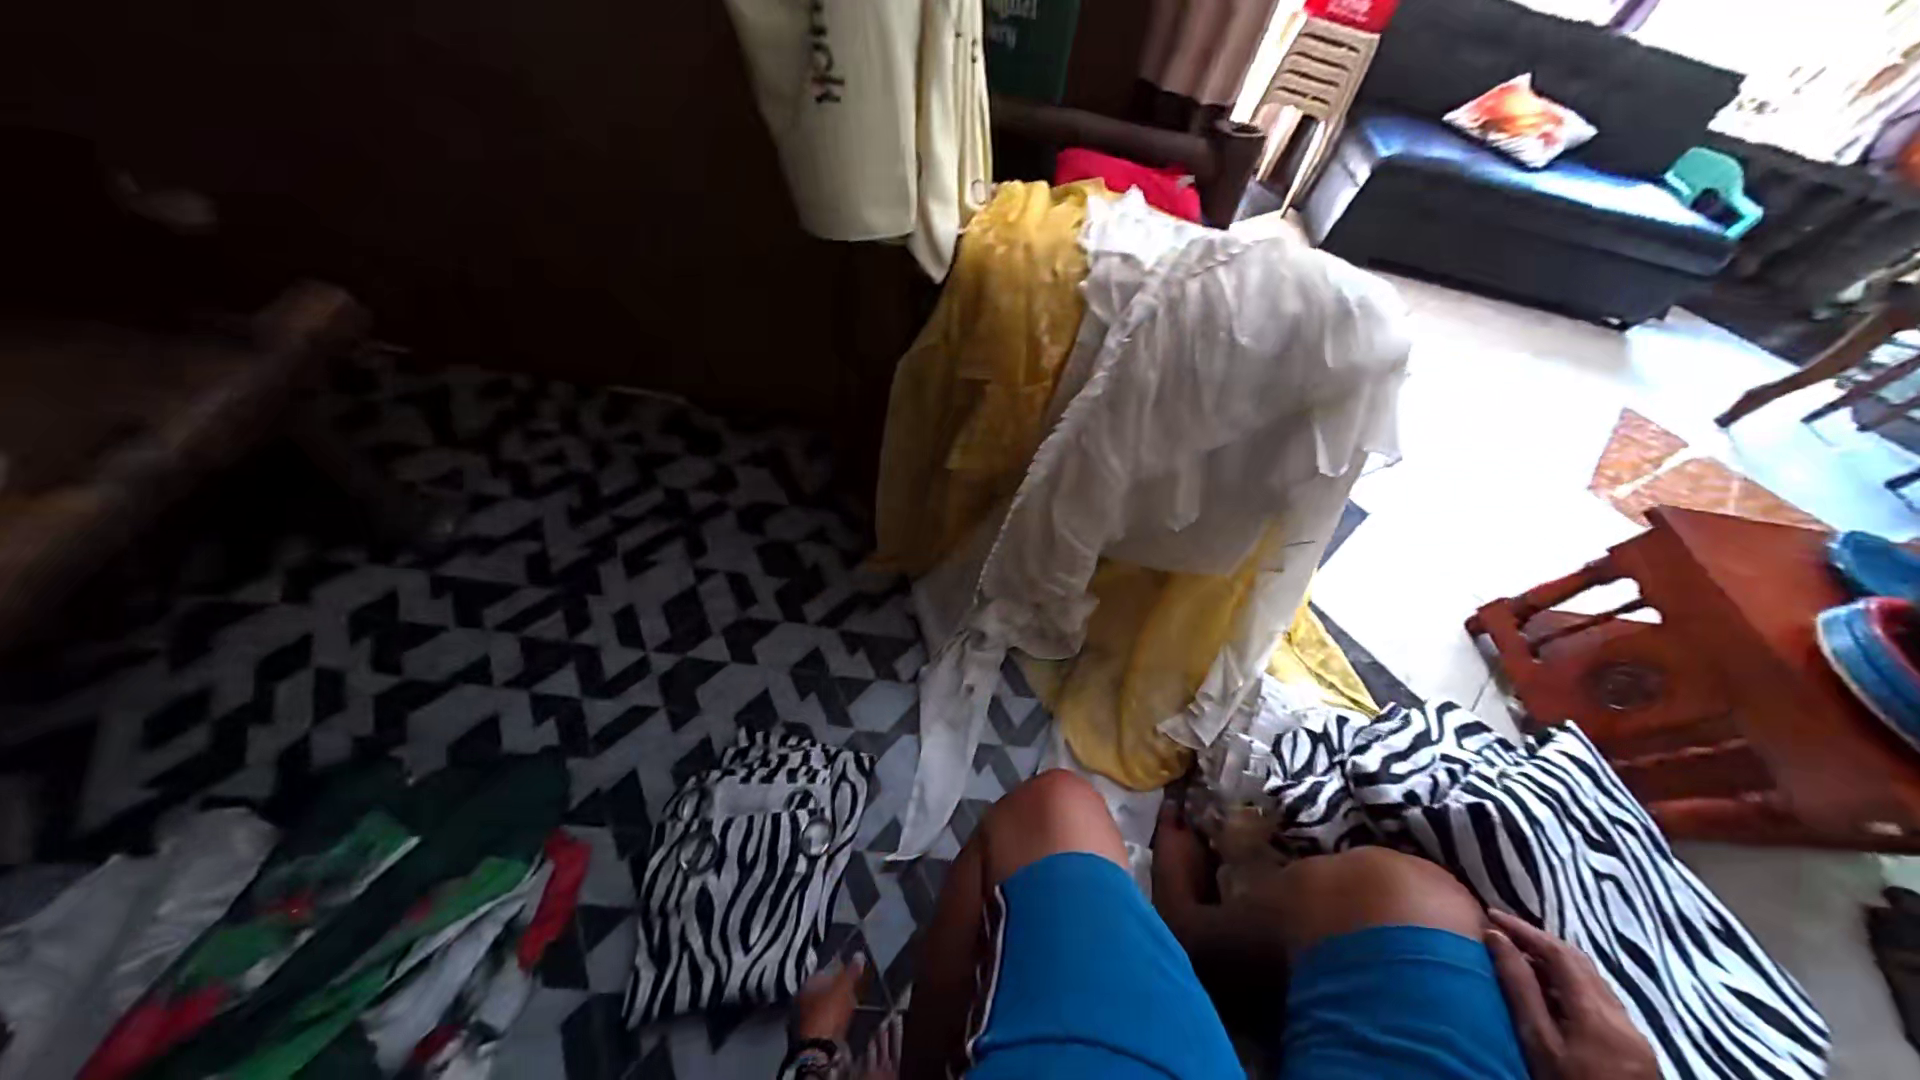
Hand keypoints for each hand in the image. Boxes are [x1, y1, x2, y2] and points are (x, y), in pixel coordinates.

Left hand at [790, 953, 865, 1043]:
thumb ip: (851, 971)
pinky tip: (838, 1022)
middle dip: (836, 989)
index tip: (852, 975)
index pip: (826, 970)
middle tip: (852, 992)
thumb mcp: (844, 987)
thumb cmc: (829, 1011)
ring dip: (832, 1005)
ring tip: (848, 1007)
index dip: (840, 971)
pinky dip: (829, 1019)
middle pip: (822, 988)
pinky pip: (820, 1020)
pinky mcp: (804, 1033)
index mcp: (808, 981)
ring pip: (821, 1005)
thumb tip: (859, 954)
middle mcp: (801, 995)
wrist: (816, 1049)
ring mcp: (800, 1015)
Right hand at [1485, 909, 1658, 1079]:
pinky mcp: (1634, 1047)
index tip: (1490, 914)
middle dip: (1539, 940)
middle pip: (1580, 962)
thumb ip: (1519, 987)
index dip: (1525, 929)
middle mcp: (1622, 1018)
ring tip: (1518, 954)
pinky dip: (1568, 982)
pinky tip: (1547, 989)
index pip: (1560, 954)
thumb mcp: (1537, 1041)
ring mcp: (1633, 1034)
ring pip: (1591, 979)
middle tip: (1501, 930)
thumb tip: (1496, 937)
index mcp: (1599, 1015)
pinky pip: (1599, 998)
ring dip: (1554, 960)